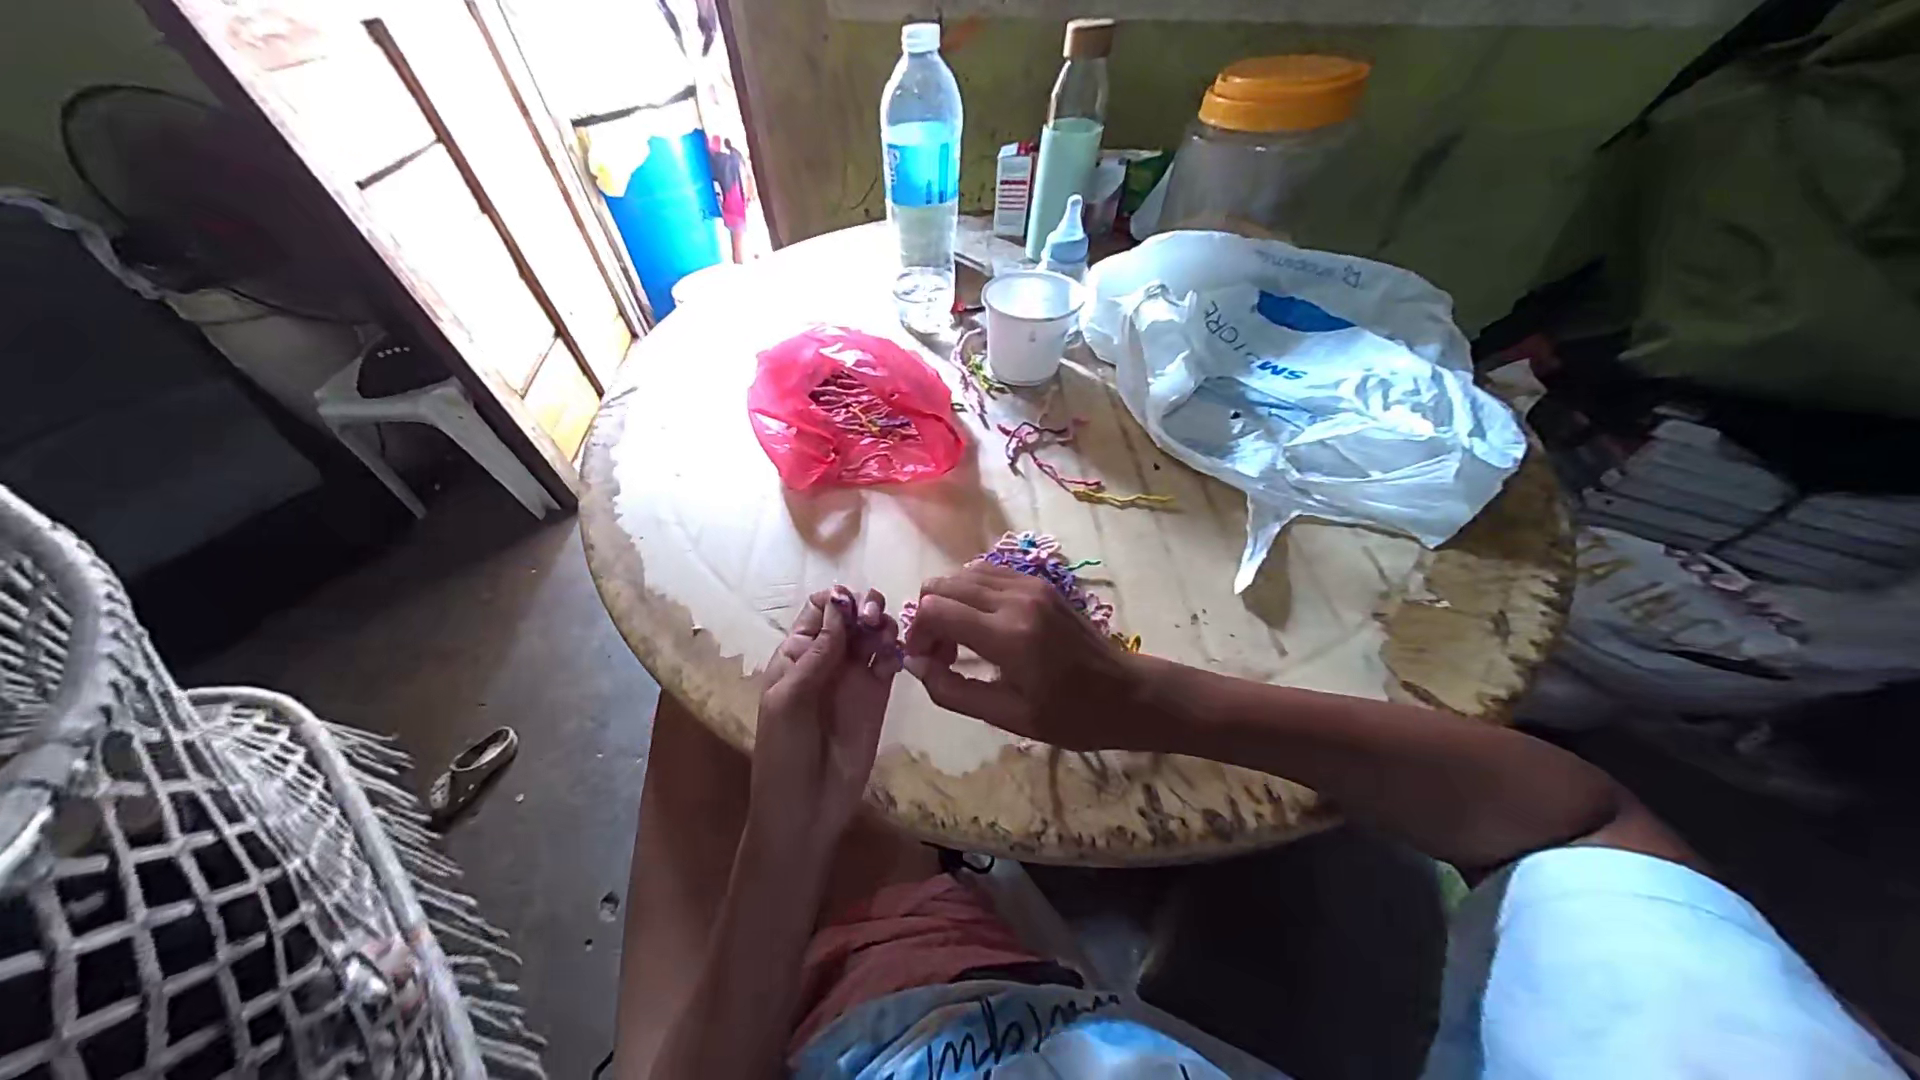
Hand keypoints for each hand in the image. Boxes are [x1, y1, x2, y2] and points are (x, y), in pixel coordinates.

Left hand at [751, 586, 900, 852]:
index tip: (851, 608)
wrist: (806, 807)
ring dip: (883, 625)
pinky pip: (890, 661)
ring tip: (885, 639)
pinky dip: (897, 650)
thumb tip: (839, 605)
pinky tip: (898, 656)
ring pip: (874, 634)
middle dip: (865, 607)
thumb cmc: (784, 752)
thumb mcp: (789, 699)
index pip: (819, 609)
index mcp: (797, 653)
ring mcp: (855, 676)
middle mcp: (828, 658)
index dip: (836, 601)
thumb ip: (817, 652)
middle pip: (851, 616)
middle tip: (873, 620)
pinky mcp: (878, 695)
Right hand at [901, 565, 1146, 750]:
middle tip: (940, 653)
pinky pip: (987, 572)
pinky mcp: (1039, 581)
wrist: (1128, 692)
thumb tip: (917, 666)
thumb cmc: (1071, 716)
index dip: (917, 633)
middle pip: (942, 584)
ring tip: (961, 640)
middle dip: (928, 617)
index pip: (935, 608)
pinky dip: (970, 593)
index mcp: (1008, 635)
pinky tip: (982, 623)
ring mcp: (1030, 584)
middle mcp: (1016, 599)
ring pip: (962, 574)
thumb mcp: (1009, 717)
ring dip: (948, 603)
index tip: (925, 661)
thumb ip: (954, 692)